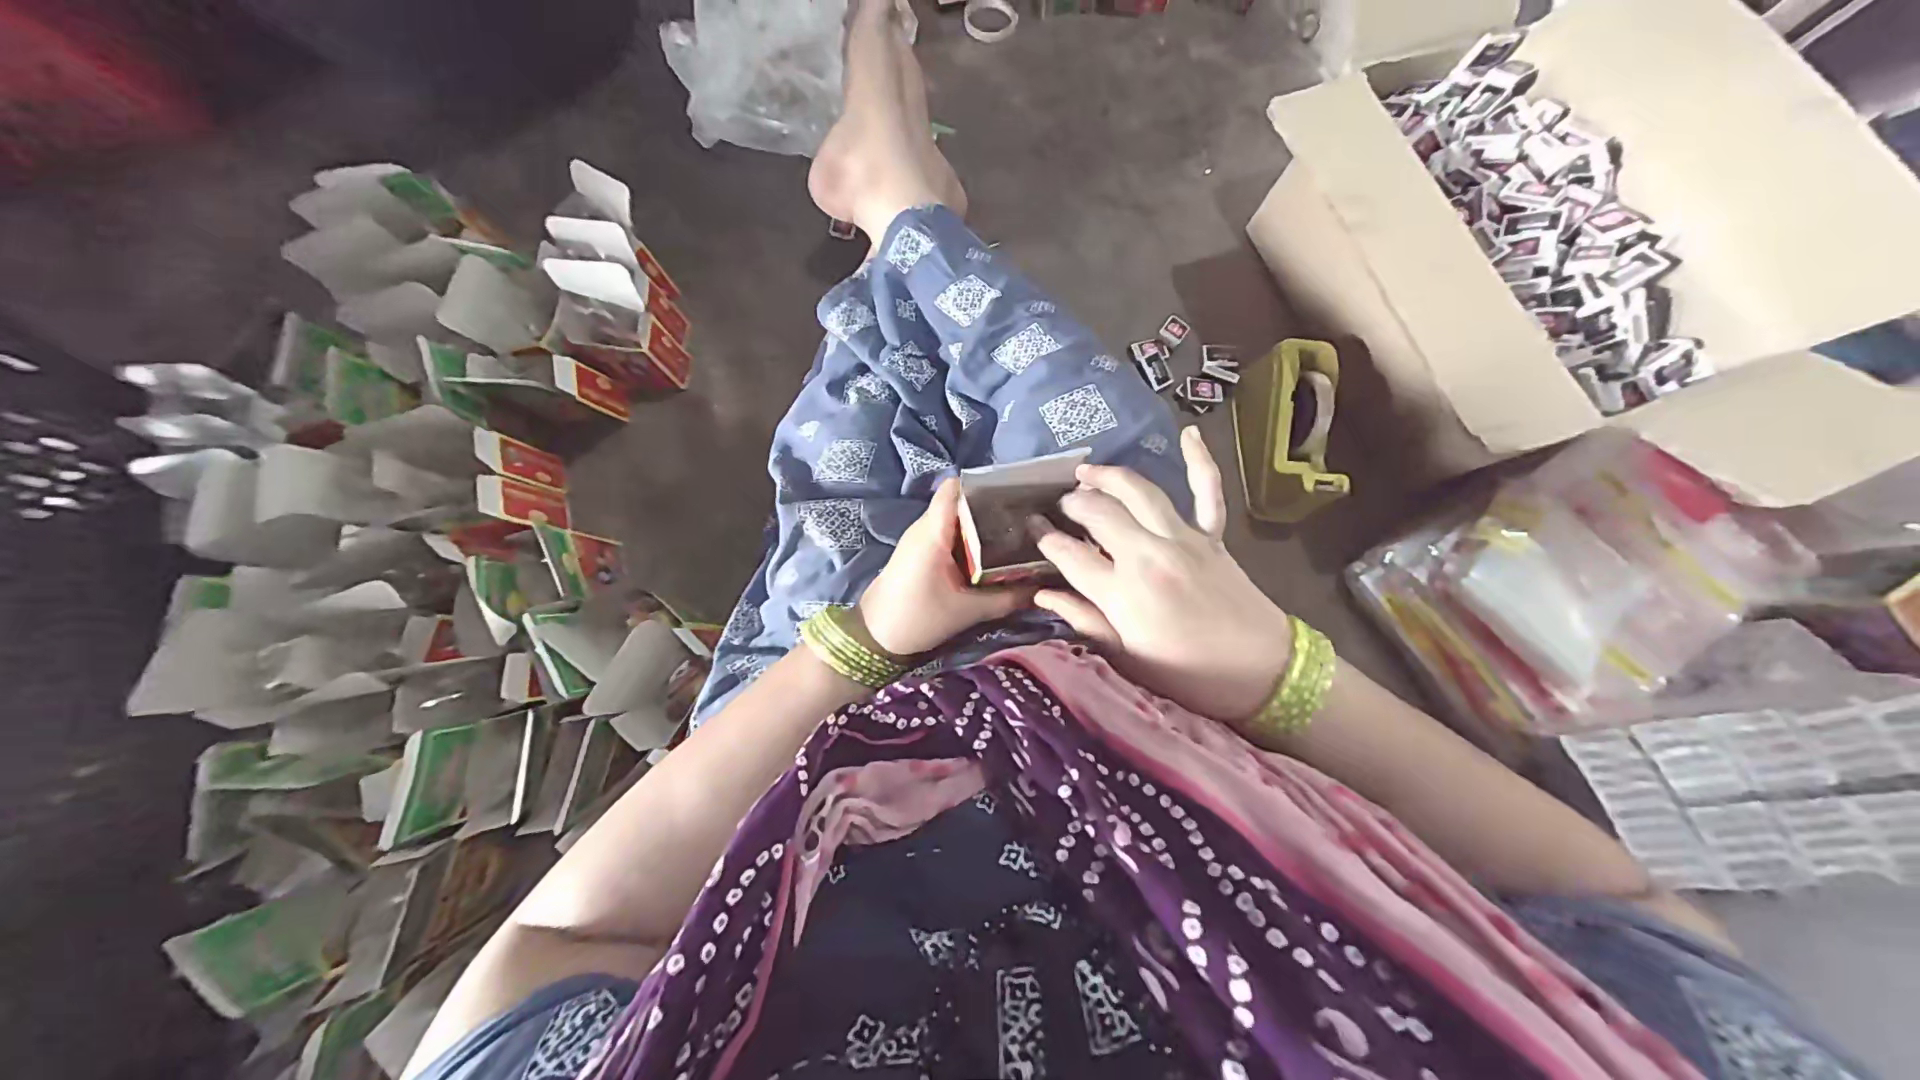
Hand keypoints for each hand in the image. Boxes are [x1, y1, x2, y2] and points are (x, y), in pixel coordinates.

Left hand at [858, 477, 1027, 655]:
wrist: (876, 637)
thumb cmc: (918, 618)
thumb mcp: (968, 611)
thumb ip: (1008, 599)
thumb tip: (1044, 589)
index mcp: (933, 531)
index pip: (956, 488)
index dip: (985, 485)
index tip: (1016, 493)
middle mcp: (926, 526)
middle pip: (962, 502)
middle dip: (993, 507)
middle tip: (1027, 519)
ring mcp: (921, 538)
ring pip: (957, 519)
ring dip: (982, 525)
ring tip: (1017, 534)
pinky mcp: (920, 552)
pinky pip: (950, 534)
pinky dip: (970, 539)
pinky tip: (993, 554)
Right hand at [1032, 427, 1292, 721]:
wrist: (1263, 673)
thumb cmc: (1188, 675)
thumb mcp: (1127, 658)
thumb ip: (1084, 620)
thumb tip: (1041, 595)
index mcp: (1123, 593)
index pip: (1069, 553)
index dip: (1045, 538)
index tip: (1031, 529)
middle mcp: (1149, 556)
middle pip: (1099, 513)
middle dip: (1071, 504)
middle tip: (1057, 506)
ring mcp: (1183, 540)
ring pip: (1139, 492)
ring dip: (1109, 476)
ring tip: (1085, 471)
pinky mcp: (1212, 537)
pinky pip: (1208, 491)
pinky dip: (1200, 461)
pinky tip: (1188, 434)